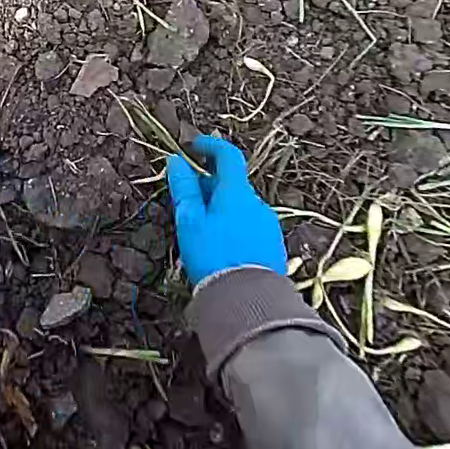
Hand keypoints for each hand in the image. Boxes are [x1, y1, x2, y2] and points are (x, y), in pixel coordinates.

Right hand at [166, 134, 285, 288]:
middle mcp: (257, 203)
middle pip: (232, 183)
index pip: (227, 154)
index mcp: (237, 192)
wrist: (248, 303)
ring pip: (240, 205)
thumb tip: (177, 161)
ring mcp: (268, 224)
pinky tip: (220, 246)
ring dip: (221, 207)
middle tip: (187, 199)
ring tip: (201, 229)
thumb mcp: (190, 221)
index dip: (209, 145)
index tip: (193, 147)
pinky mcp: (272, 245)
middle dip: (209, 185)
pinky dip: (233, 225)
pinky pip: (249, 225)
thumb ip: (184, 189)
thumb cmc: (213, 257)